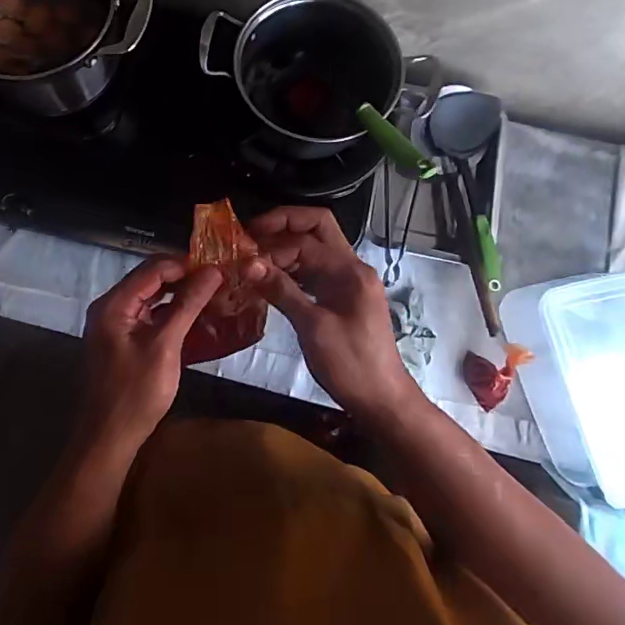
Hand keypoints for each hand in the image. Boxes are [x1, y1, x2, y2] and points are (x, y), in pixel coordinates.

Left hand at [80, 257, 222, 445]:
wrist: (109, 437)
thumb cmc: (136, 392)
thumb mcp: (165, 345)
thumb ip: (187, 305)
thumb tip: (212, 272)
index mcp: (114, 304)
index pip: (153, 268)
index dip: (186, 264)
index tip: (218, 267)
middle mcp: (110, 307)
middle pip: (150, 279)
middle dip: (184, 276)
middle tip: (219, 279)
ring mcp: (115, 324)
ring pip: (150, 296)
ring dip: (179, 294)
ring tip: (212, 294)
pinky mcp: (123, 340)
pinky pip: (149, 315)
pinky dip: (170, 312)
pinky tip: (194, 316)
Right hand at [245, 206, 420, 417]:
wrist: (381, 399)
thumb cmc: (350, 365)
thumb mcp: (313, 328)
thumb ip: (282, 291)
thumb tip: (248, 263)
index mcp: (351, 271)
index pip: (306, 241)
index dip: (272, 245)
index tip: (243, 256)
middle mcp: (353, 268)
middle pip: (318, 228)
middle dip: (283, 225)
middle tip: (249, 236)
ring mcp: (349, 283)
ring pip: (315, 249)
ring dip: (285, 249)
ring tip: (252, 260)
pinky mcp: (343, 298)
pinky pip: (316, 272)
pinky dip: (292, 270)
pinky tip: (269, 281)